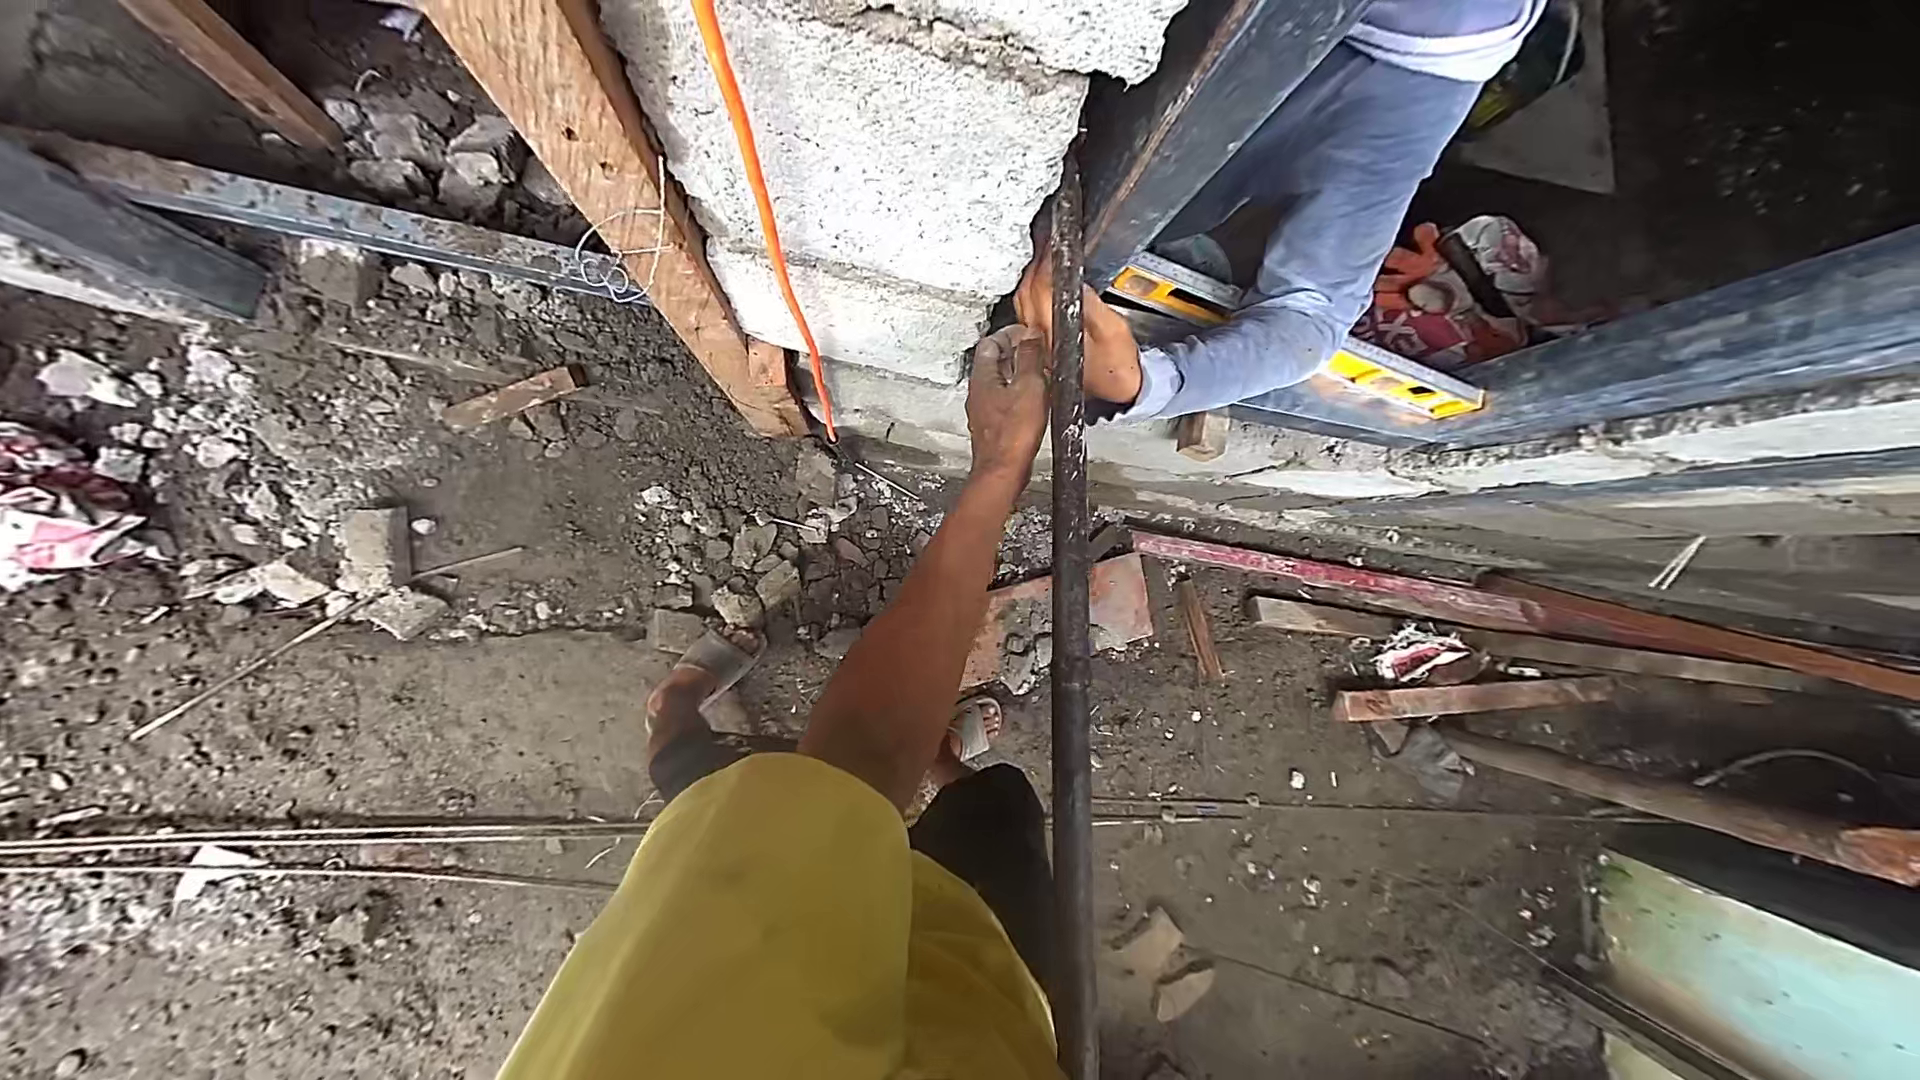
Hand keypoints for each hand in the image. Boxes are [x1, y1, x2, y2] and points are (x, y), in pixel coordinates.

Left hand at [966, 325, 1049, 484]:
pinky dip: (1019, 396)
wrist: (1003, 471)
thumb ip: (1030, 356)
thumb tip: (1030, 335)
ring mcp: (984, 411)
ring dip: (1019, 375)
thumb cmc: (1012, 436)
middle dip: (1016, 353)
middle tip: (1037, 351)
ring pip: (1000, 383)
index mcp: (983, 378)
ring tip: (1040, 375)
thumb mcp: (1029, 386)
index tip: (1028, 333)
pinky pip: (1005, 402)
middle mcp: (979, 394)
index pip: (990, 342)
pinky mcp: (994, 427)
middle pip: (994, 362)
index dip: (1010, 333)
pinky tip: (1035, 403)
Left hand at [1014, 250, 1143, 405]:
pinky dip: (1032, 298)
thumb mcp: (1113, 330)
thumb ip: (1091, 305)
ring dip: (1030, 280)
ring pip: (1022, 306)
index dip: (1046, 261)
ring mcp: (1036, 348)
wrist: (1117, 395)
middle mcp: (1038, 343)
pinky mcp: (1039, 352)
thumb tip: (1074, 280)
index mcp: (1054, 335)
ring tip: (1043, 260)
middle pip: (1025, 295)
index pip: (1040, 288)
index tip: (1054, 243)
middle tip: (1047, 244)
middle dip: (1034, 266)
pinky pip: (1027, 318)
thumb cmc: (1117, 369)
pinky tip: (1041, 289)